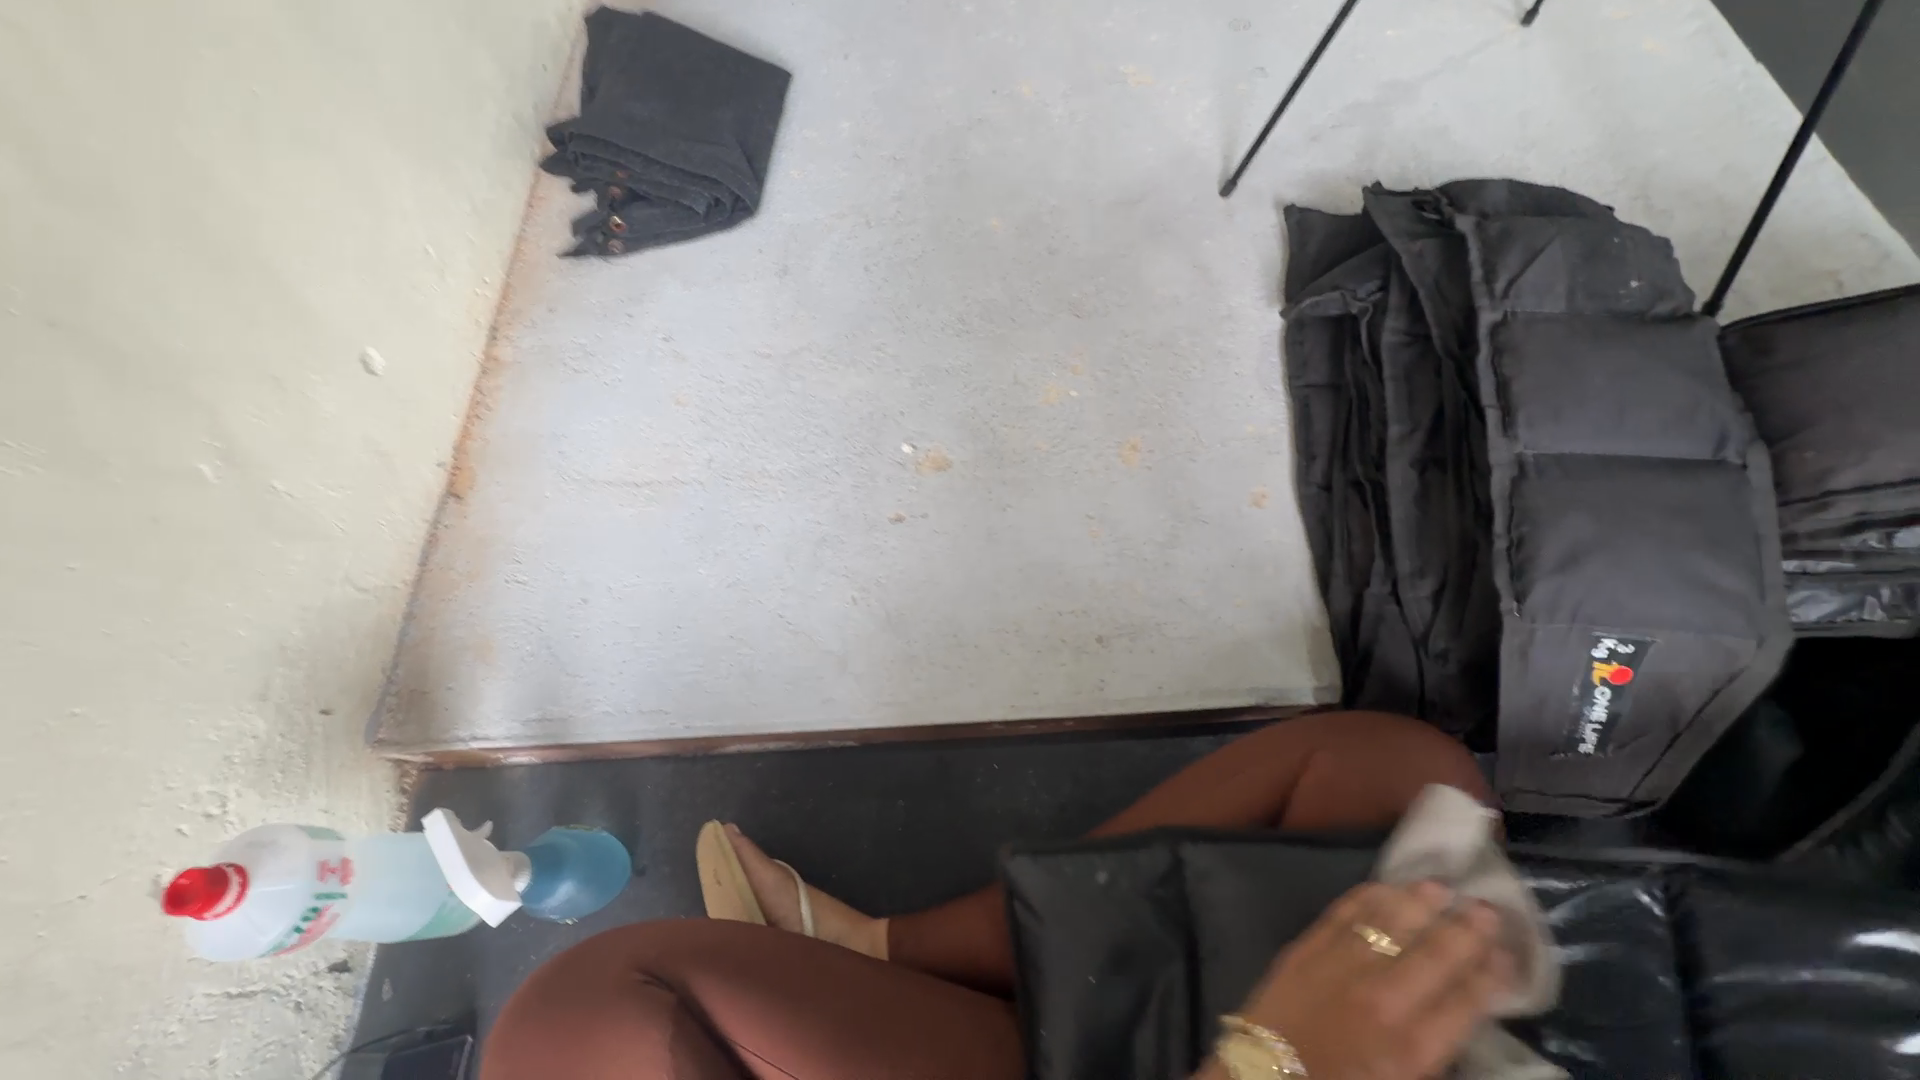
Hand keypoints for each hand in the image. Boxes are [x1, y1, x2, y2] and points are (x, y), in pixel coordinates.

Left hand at [1232, 881, 1512, 1079]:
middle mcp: (1382, 1000)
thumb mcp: (1406, 1079)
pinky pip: (1342, 913)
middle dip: (1466, 929)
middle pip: (1435, 954)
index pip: (1467, 999)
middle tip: (1487, 907)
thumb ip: (1435, 1048)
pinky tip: (1385, 888)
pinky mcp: (1304, 950)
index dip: (1492, 973)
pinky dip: (1367, 897)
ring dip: (1418, 901)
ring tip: (1440, 886)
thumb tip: (1457, 1008)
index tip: (1509, 952)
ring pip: (1388, 922)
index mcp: (1414, 1048)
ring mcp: (1340, 968)